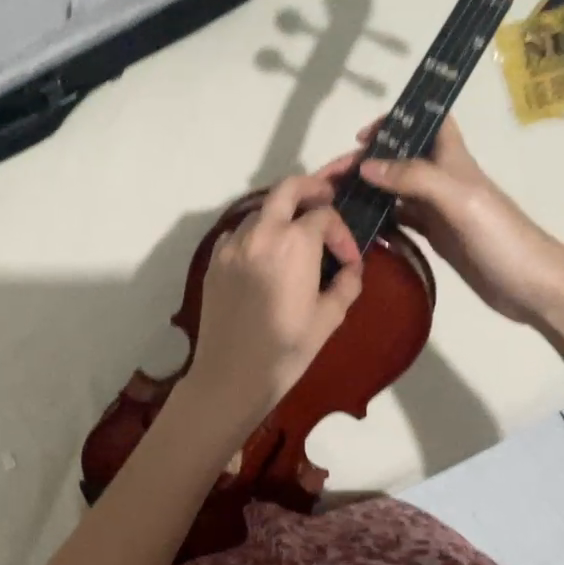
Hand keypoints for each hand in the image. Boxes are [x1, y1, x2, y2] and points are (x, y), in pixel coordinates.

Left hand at [184, 176, 363, 432]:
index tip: (349, 260)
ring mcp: (231, 247)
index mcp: (294, 242)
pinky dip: (254, 235)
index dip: (343, 233)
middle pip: (287, 189)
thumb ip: (346, 284)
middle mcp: (260, 233)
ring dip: (280, 214)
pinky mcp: (213, 263)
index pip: (325, 215)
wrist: (232, 375)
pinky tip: (264, 257)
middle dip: (311, 189)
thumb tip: (350, 269)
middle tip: (326, 201)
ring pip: (258, 211)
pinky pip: (236, 235)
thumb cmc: (286, 349)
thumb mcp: (329, 318)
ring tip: (296, 236)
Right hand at [332, 118, 563, 325]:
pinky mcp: (436, 237)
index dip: (398, 121)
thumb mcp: (457, 201)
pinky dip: (378, 220)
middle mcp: (444, 180)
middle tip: (329, 181)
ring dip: (368, 191)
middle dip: (367, 163)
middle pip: (400, 159)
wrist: (530, 285)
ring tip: (332, 203)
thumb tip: (366, 166)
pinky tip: (356, 229)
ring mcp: (439, 210)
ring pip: (395, 191)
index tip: (361, 137)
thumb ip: (414, 179)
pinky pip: (400, 221)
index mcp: (454, 162)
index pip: (429, 122)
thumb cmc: (500, 237)